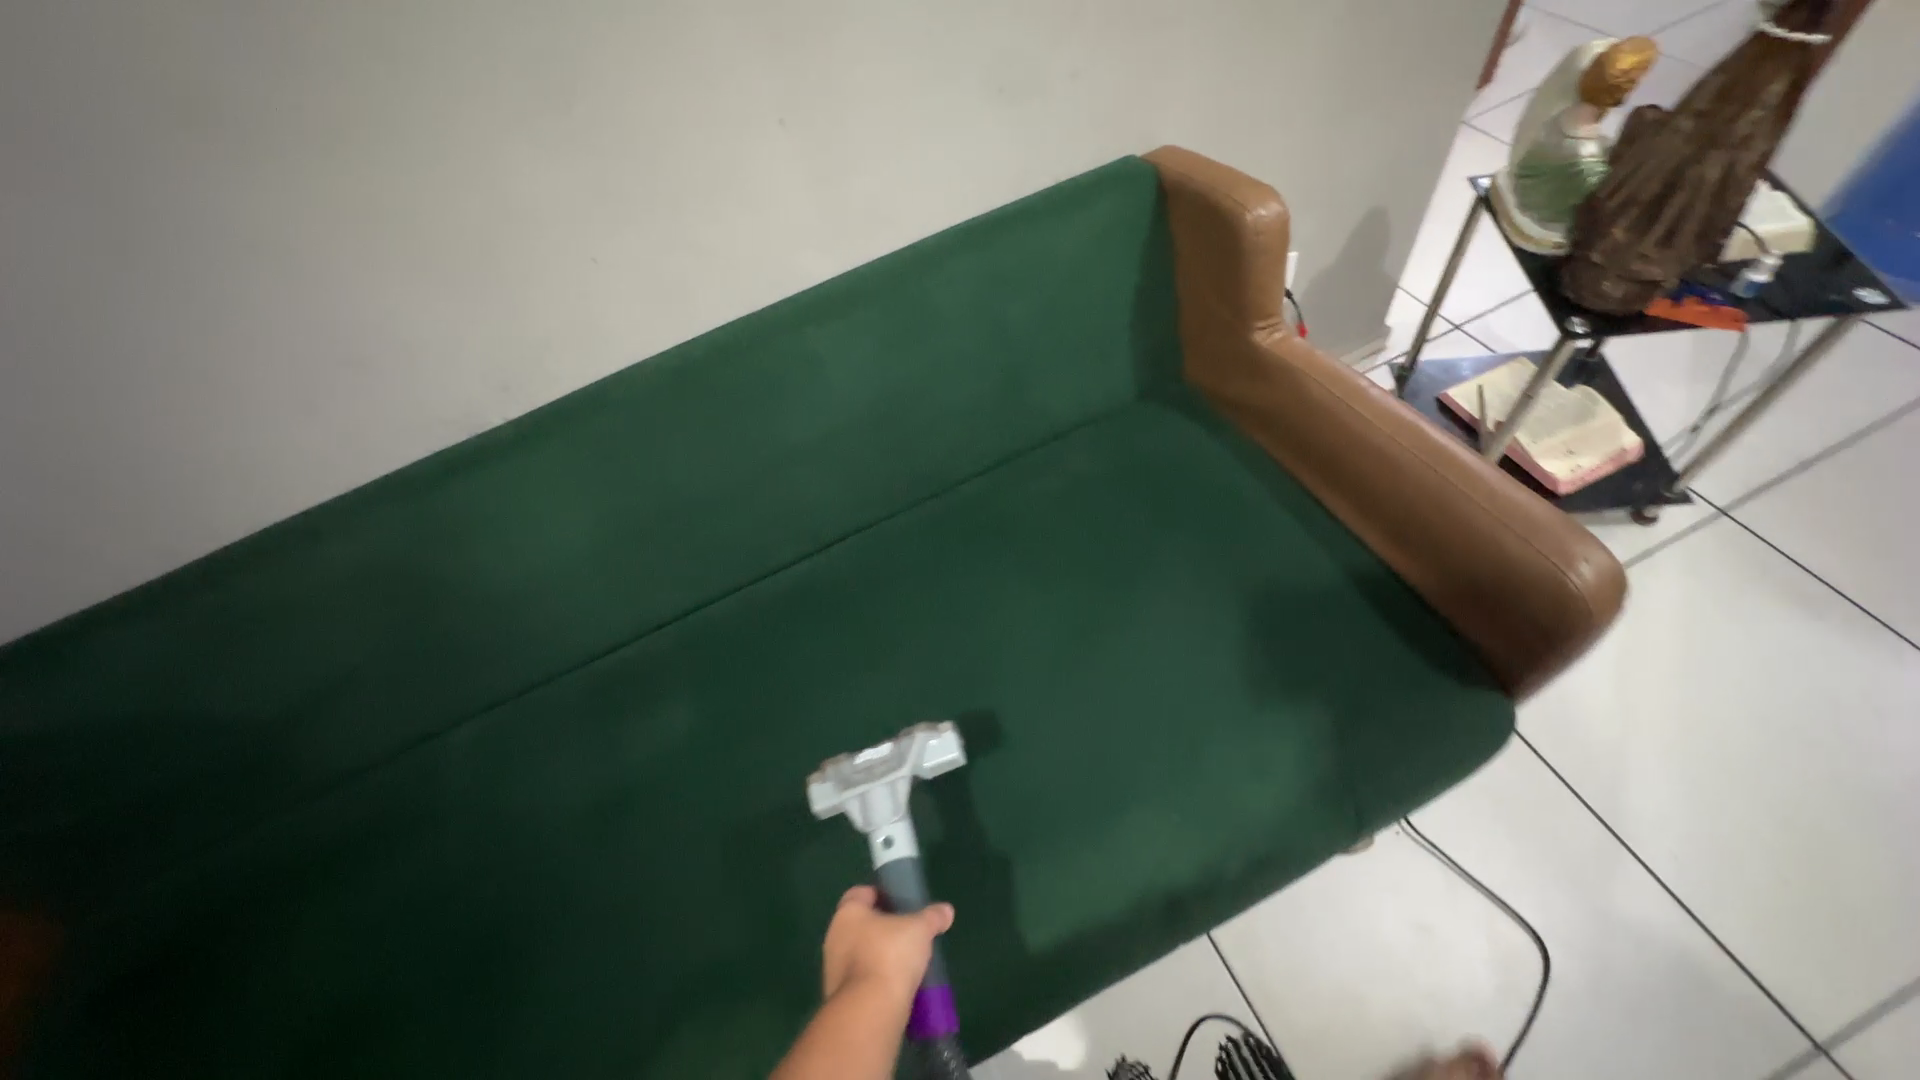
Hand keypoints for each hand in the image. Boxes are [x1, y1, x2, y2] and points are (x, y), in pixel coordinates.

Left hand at [821, 885, 953, 1004]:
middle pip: (860, 925)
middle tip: (907, 934)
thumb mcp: (919, 929)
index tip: (900, 904)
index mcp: (848, 913)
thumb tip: (946, 910)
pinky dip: (875, 981)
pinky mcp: (838, 997)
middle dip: (882, 929)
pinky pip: (859, 981)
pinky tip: (896, 987)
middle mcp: (834, 937)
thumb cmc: (890, 954)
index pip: (861, 893)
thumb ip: (932, 917)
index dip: (881, 895)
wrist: (869, 1010)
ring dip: (877, 957)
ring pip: (858, 954)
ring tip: (905, 964)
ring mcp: (833, 969)